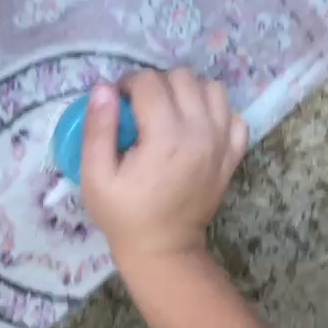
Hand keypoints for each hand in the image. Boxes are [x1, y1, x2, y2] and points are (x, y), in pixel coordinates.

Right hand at [79, 68, 248, 270]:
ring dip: (187, 91)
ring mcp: (221, 142)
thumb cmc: (124, 214)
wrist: (164, 250)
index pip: (149, 81)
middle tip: (139, 108)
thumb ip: (97, 129)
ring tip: (168, 112)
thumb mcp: (95, 177)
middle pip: (181, 77)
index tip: (117, 104)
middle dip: (156, 84)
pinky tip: (196, 125)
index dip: (127, 84)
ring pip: (211, 88)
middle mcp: (200, 131)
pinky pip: (232, 114)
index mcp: (165, 136)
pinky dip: (215, 111)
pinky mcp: (233, 154)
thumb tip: (103, 88)